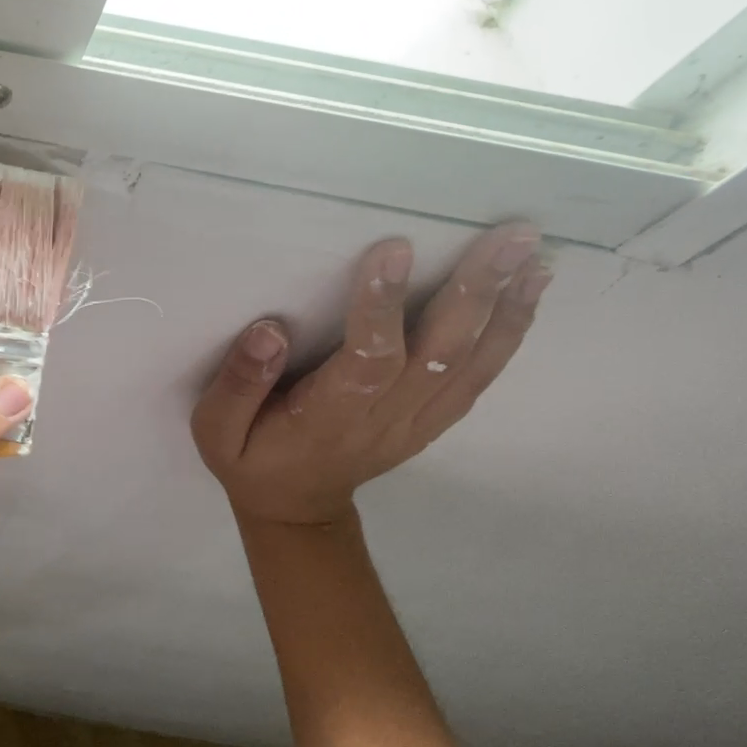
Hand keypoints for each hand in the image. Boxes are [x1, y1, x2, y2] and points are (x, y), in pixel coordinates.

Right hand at [192, 223, 552, 525]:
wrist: (297, 509)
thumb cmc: (249, 461)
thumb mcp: (216, 430)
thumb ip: (239, 384)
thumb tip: (269, 330)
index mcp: (328, 417)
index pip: (367, 360)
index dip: (382, 307)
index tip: (394, 250)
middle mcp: (385, 418)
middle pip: (440, 353)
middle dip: (475, 291)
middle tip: (509, 237)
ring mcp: (417, 420)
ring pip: (472, 362)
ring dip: (506, 307)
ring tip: (530, 254)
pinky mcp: (433, 419)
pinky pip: (480, 375)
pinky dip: (509, 333)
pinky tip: (527, 293)